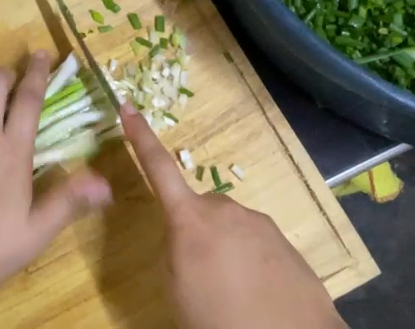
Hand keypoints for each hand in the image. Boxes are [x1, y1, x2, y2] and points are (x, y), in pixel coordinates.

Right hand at [121, 103, 347, 328]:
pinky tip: (261, 301)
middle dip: (198, 235)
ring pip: (232, 232)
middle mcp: (225, 210)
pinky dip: (255, 270)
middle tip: (202, 279)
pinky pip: (259, 250)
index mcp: (190, 219)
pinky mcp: (287, 245)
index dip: (141, 137)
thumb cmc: (220, 320)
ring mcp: (260, 224)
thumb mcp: (177, 292)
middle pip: (201, 213)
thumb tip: (185, 237)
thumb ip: (174, 252)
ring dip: (228, 254)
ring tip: (234, 297)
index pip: (158, 168)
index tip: (127, 107)